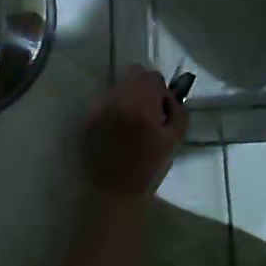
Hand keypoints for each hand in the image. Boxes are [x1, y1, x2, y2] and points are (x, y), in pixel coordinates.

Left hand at [80, 67, 187, 197]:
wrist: (113, 191)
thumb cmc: (147, 168)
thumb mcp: (173, 141)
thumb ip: (178, 112)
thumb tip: (171, 98)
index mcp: (141, 104)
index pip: (153, 77)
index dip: (160, 92)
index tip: (161, 110)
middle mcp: (118, 99)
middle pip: (133, 74)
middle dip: (143, 88)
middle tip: (147, 110)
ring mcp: (99, 106)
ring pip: (117, 86)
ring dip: (126, 97)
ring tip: (129, 122)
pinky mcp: (87, 116)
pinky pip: (103, 101)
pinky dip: (112, 108)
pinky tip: (115, 129)